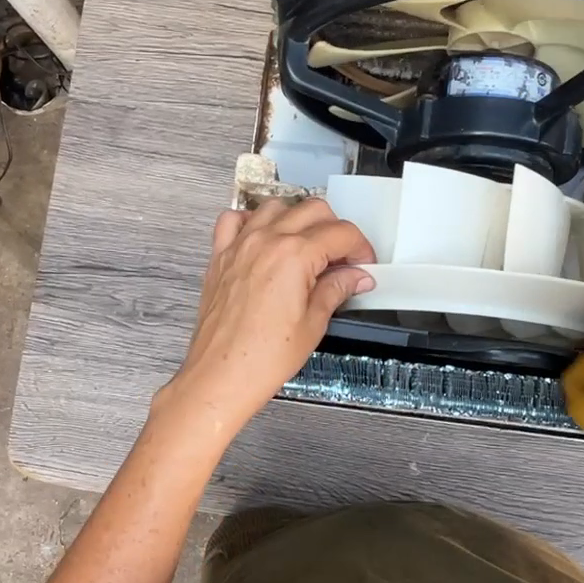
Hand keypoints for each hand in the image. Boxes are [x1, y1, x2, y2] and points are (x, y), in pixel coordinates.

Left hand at [157, 198, 375, 439]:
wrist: (222, 375)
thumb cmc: (261, 358)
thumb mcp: (314, 324)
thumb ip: (337, 290)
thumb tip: (354, 277)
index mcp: (294, 256)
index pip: (341, 233)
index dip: (360, 248)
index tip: (362, 264)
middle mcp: (265, 242)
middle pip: (313, 210)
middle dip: (335, 230)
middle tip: (342, 259)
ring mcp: (240, 246)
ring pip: (276, 207)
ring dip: (297, 220)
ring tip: (308, 247)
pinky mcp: (220, 257)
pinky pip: (235, 220)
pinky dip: (252, 221)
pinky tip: (265, 239)